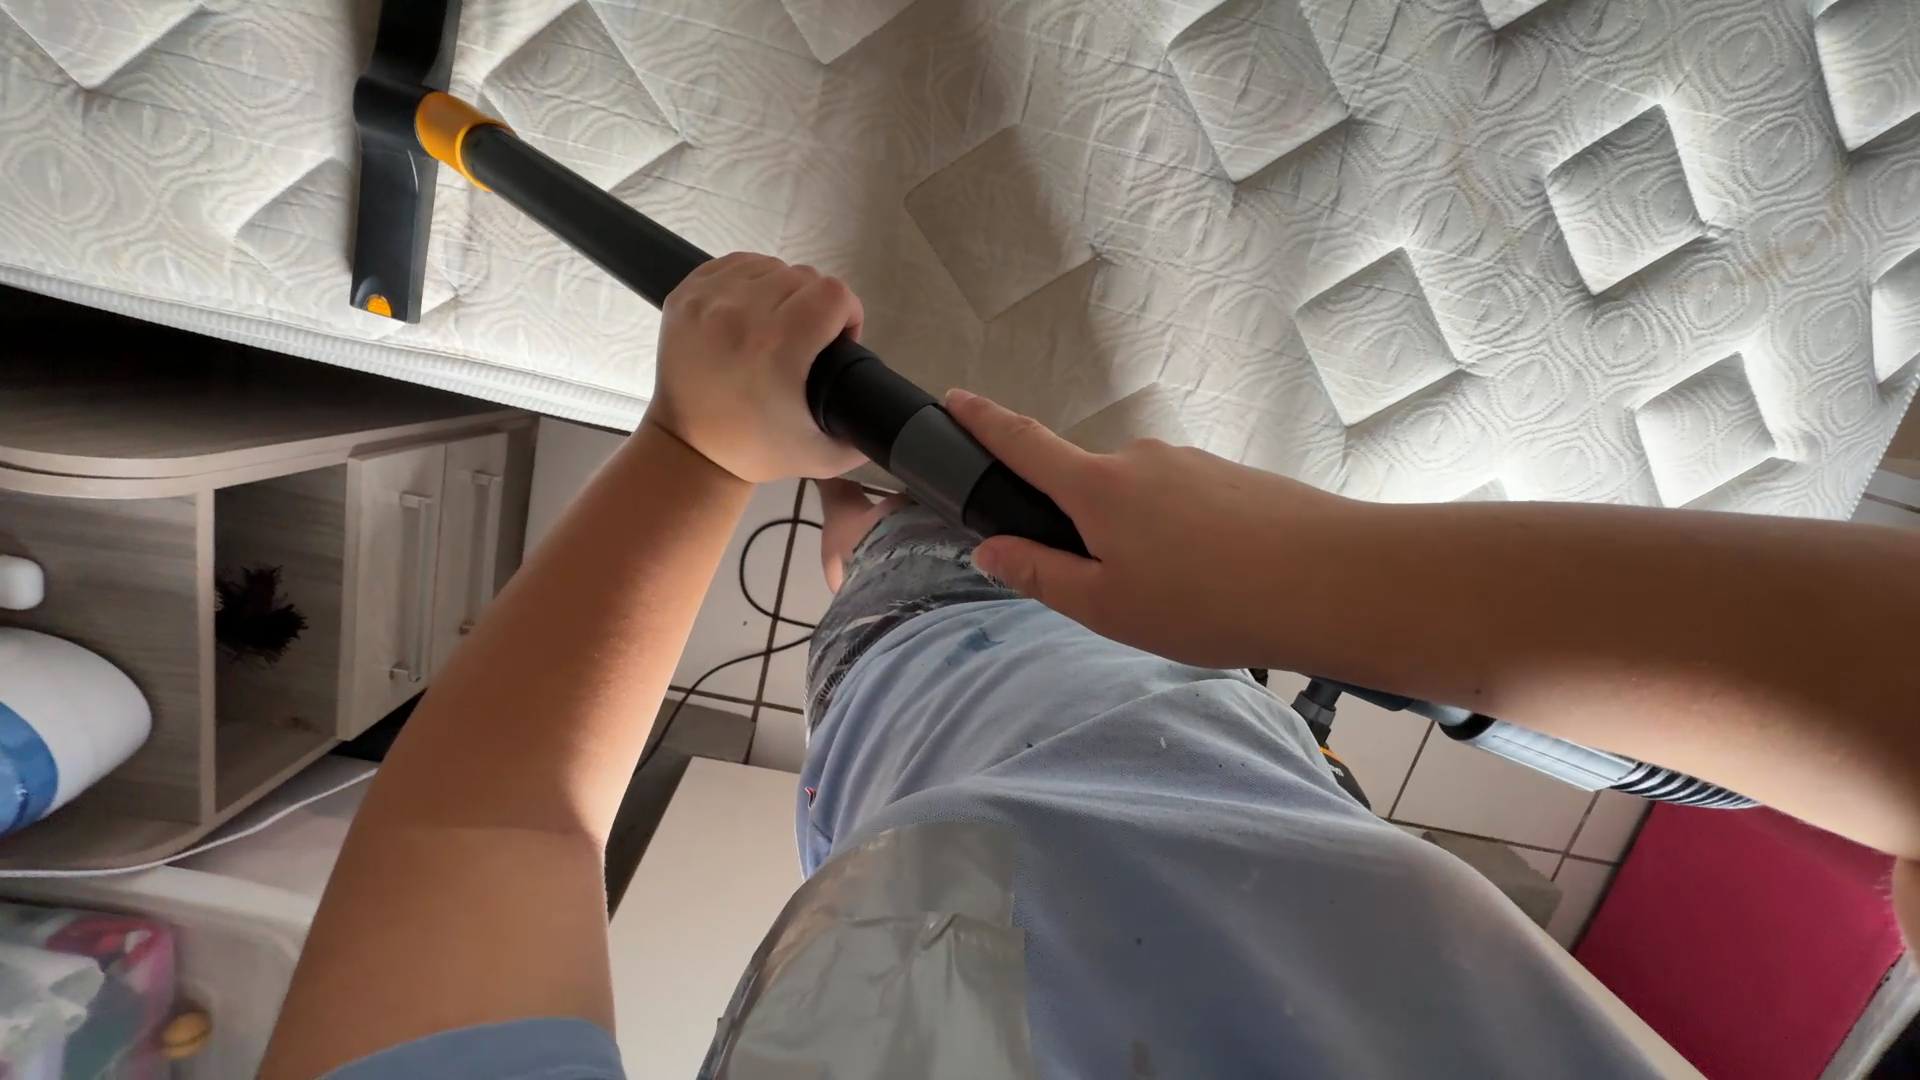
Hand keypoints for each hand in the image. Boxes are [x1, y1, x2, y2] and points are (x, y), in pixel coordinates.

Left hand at [646, 253, 867, 482]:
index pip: (834, 294)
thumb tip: (894, 419)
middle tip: (810, 341)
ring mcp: (709, 300)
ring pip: (772, 266)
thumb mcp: (823, 456)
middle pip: (806, 278)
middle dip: (818, 307)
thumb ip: (865, 436)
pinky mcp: (686, 293)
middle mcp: (741, 314)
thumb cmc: (756, 450)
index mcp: (778, 348)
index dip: (848, 315)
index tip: (839, 341)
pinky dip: (753, 282)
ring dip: (785, 292)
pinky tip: (753, 313)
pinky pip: (737, 264)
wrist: (688, 449)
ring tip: (780, 326)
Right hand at [948, 389, 1362, 668]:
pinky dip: (1179, 535)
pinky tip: (1212, 578)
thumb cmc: (1204, 602)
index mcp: (1097, 488)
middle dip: (1083, 527)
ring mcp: (1190, 460)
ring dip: (1138, 538)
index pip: (1023, 443)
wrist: (1334, 581)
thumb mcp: (1106, 606)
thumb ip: (1040, 574)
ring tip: (1178, 595)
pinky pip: (1182, 502)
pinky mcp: (1231, 474)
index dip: (983, 421)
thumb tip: (989, 550)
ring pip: (1138, 500)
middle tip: (1115, 589)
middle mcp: (1139, 458)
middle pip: (1086, 484)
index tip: (954, 399)